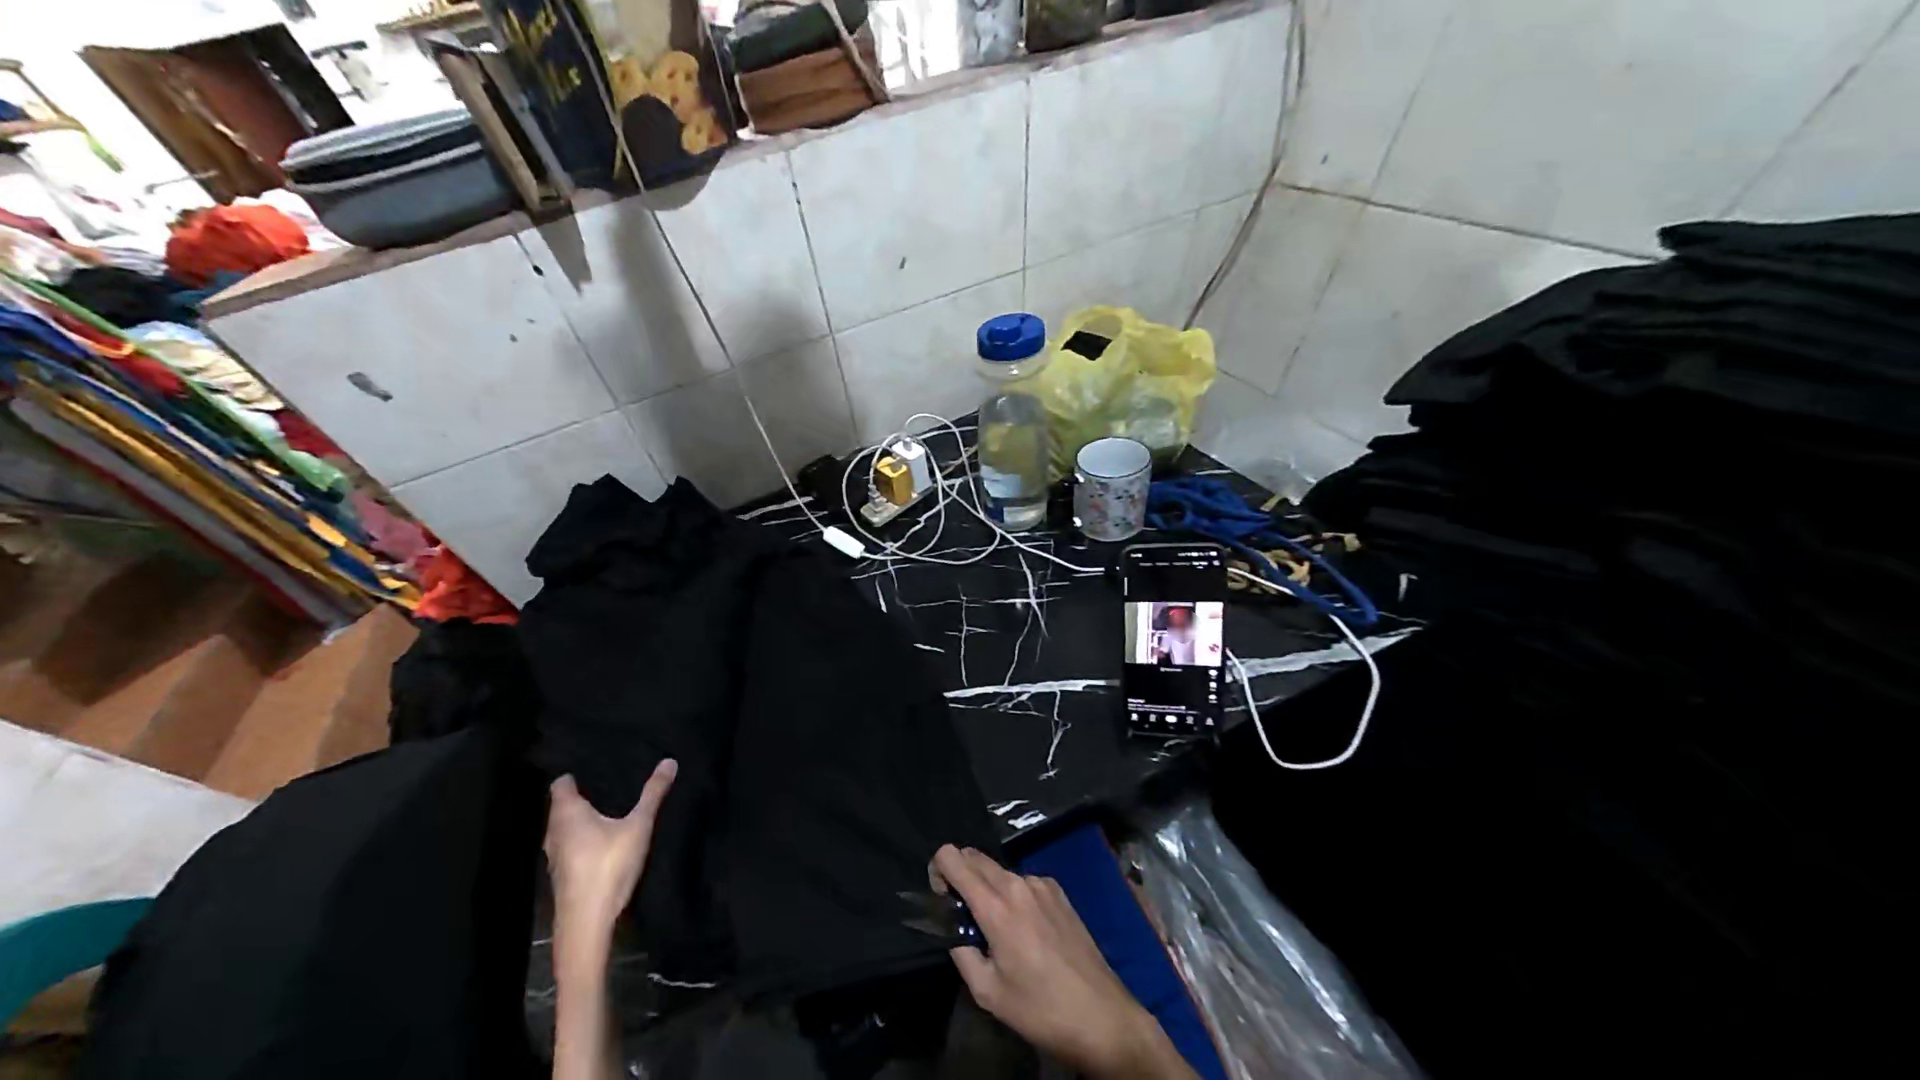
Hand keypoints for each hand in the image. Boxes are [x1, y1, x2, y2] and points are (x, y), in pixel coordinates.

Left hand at [544, 761, 676, 929]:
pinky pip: (570, 845)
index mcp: (567, 814)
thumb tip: (669, 760)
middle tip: (607, 781)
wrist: (587, 920)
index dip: (574, 774)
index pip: (561, 784)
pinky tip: (602, 839)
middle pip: (562, 805)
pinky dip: (582, 838)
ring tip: (607, 808)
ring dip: (581, 819)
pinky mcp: (563, 873)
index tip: (592, 765)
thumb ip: (653, 794)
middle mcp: (554, 831)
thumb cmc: (609, 865)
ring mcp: (555, 855)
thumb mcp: (638, 826)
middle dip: (581, 795)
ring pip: (565, 827)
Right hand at [932, 845, 1194, 1079]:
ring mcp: (1042, 884)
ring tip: (997, 929)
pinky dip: (1013, 895)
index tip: (941, 898)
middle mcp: (1018, 884)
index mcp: (996, 906)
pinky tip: (1026, 929)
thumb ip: (962, 951)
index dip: (938, 869)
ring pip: (1000, 870)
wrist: (1102, 1016)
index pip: (953, 857)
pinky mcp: (1060, 892)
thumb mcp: (988, 992)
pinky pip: (1024, 882)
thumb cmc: (1040, 1009)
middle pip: (974, 856)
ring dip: (988, 887)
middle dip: (960, 874)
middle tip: (962, 914)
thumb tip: (954, 928)